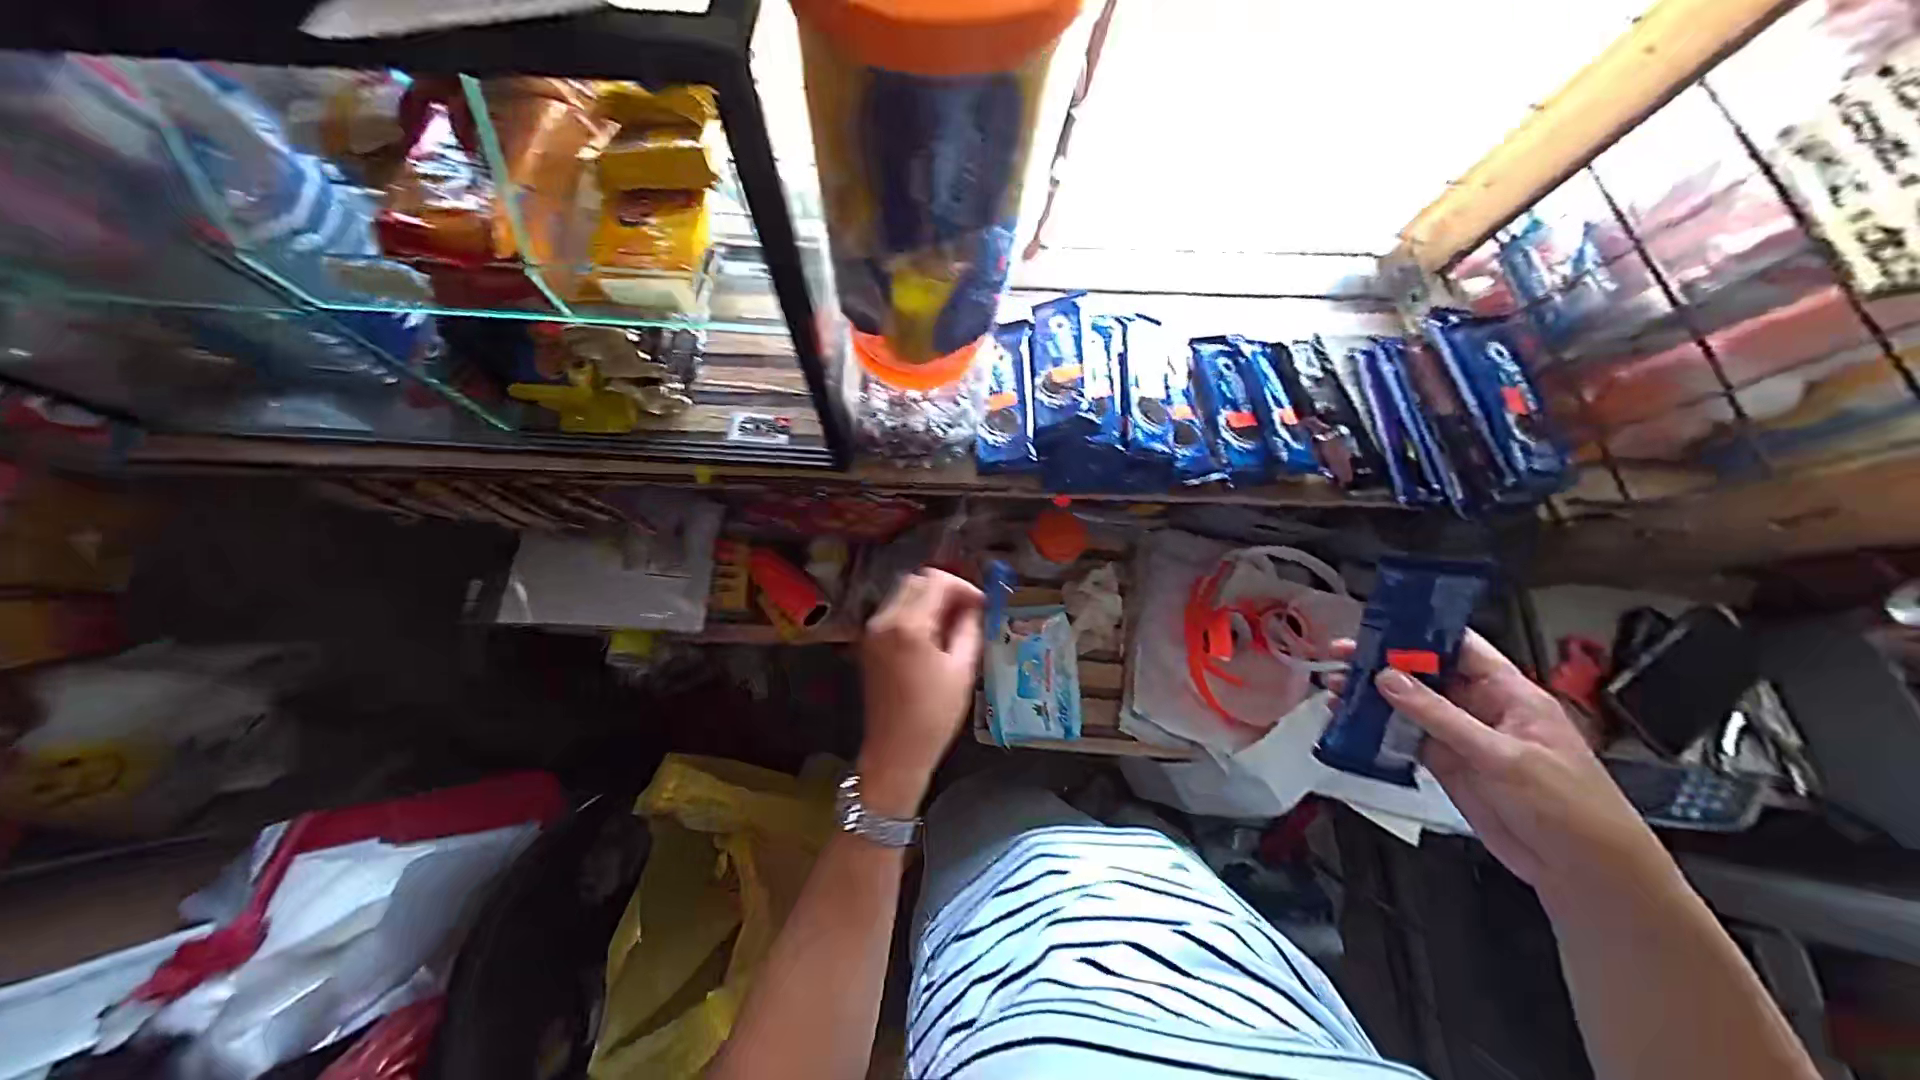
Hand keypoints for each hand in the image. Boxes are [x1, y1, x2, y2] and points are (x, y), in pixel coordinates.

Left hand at [857, 568, 984, 815]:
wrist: (895, 751)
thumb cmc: (934, 715)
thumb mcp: (962, 669)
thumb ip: (968, 628)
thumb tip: (973, 607)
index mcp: (909, 625)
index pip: (936, 580)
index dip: (963, 588)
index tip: (980, 606)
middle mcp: (885, 620)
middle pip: (916, 581)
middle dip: (945, 590)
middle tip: (968, 612)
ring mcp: (873, 632)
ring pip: (902, 594)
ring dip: (928, 600)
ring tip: (952, 625)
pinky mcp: (869, 644)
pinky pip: (893, 613)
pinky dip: (914, 613)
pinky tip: (932, 637)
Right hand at [1329, 632, 1679, 910]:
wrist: (1586, 872)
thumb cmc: (1573, 809)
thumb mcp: (1504, 756)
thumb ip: (1442, 717)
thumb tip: (1391, 679)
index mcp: (1509, 694)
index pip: (1459, 648)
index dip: (1419, 633)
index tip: (1378, 627)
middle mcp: (1481, 709)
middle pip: (1424, 674)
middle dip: (1382, 663)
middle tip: (1342, 655)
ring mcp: (1462, 737)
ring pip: (1408, 705)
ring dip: (1373, 696)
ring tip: (1337, 689)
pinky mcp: (1447, 765)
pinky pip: (1405, 738)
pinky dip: (1377, 731)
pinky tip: (1352, 724)